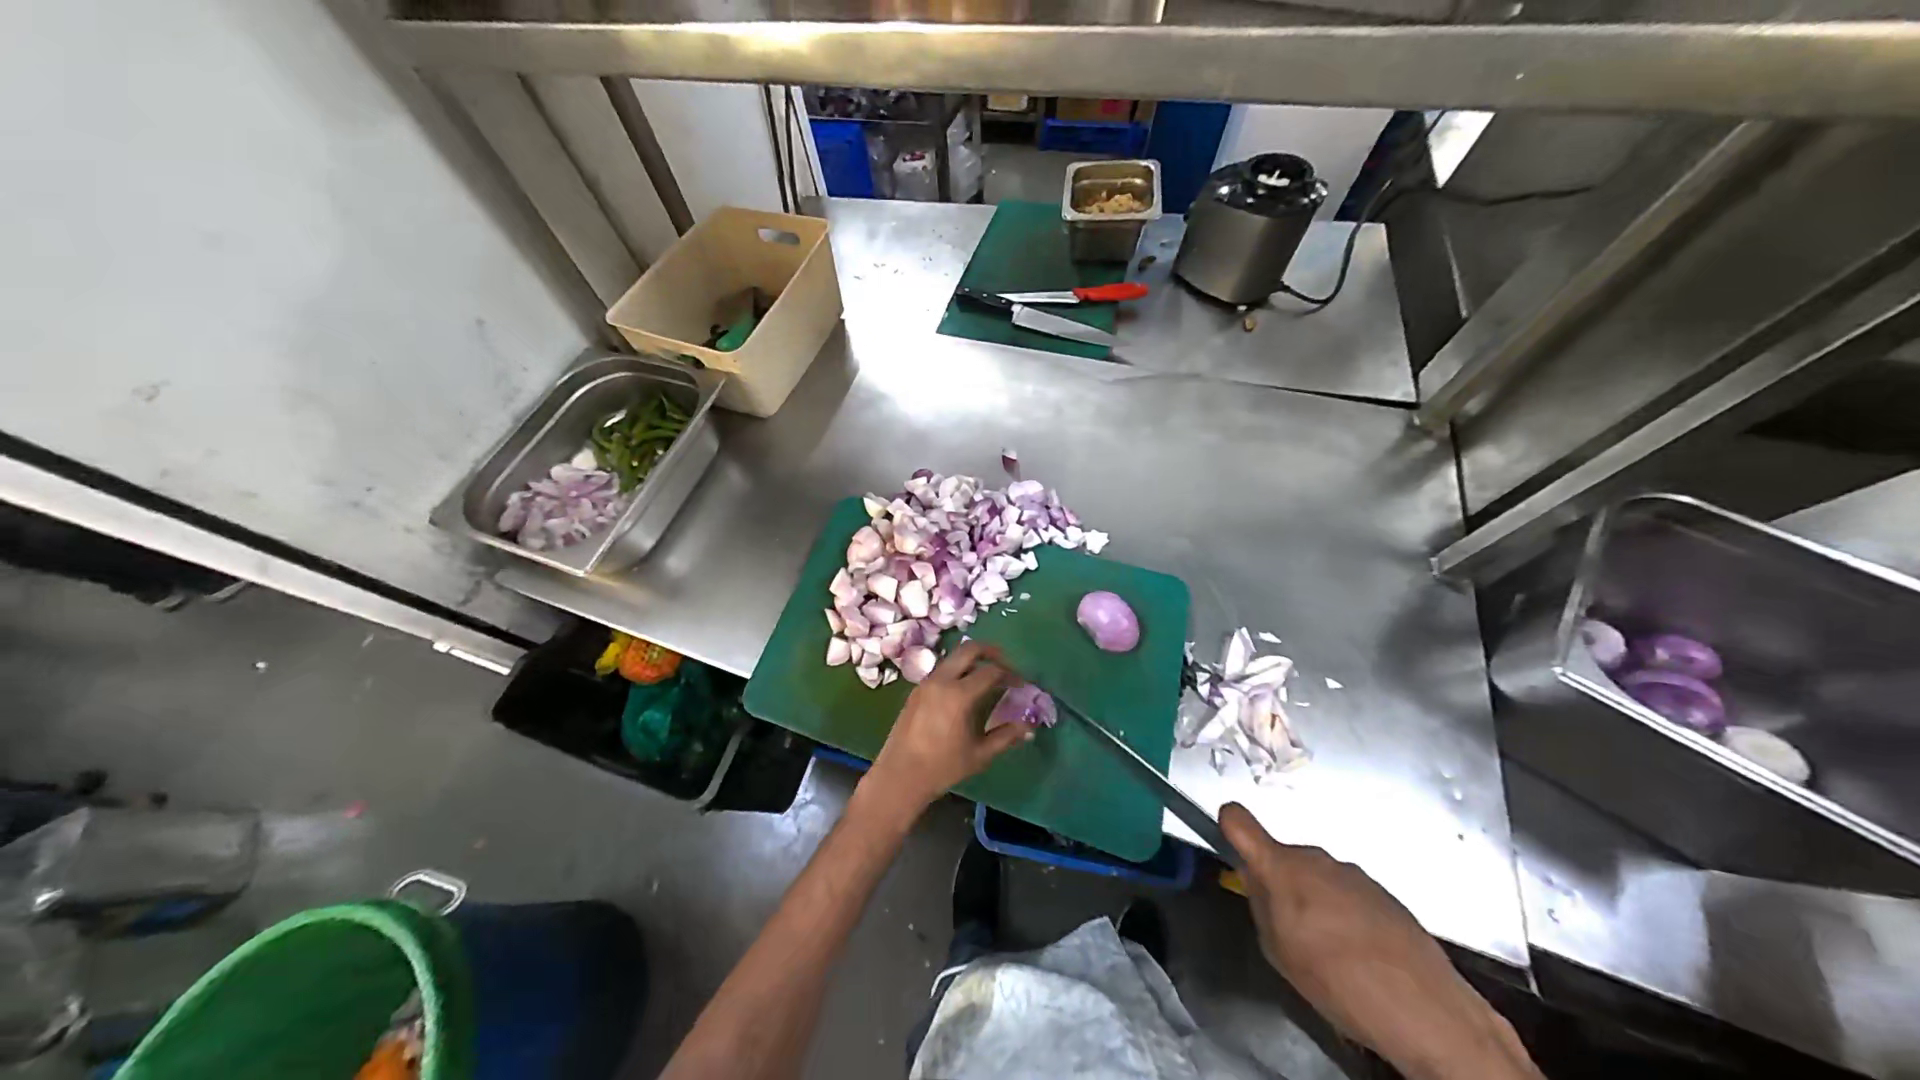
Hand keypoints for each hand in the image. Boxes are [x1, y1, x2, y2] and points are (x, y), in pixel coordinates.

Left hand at [861, 643, 1029, 816]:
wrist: (900, 776)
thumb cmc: (943, 767)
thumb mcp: (980, 754)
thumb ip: (1006, 736)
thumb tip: (1029, 727)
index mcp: (959, 695)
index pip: (991, 671)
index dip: (1011, 674)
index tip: (1021, 684)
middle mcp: (941, 681)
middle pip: (969, 649)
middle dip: (991, 652)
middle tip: (1006, 665)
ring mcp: (926, 683)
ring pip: (953, 658)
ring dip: (972, 660)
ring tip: (986, 678)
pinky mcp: (916, 691)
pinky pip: (941, 670)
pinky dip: (957, 671)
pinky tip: (964, 691)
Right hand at [1220, 804, 1540, 1079]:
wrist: (1429, 1010)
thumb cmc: (1338, 983)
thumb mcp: (1278, 952)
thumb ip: (1261, 907)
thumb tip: (1258, 882)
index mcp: (1281, 868)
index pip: (1239, 821)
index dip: (1228, 826)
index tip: (1229, 843)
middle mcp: (1316, 858)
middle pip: (1282, 858)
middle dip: (1279, 884)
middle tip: (1289, 930)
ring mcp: (1354, 873)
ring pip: (1317, 876)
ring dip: (1315, 901)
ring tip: (1330, 951)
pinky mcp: (1384, 892)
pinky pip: (1347, 893)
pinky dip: (1344, 913)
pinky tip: (1359, 955)